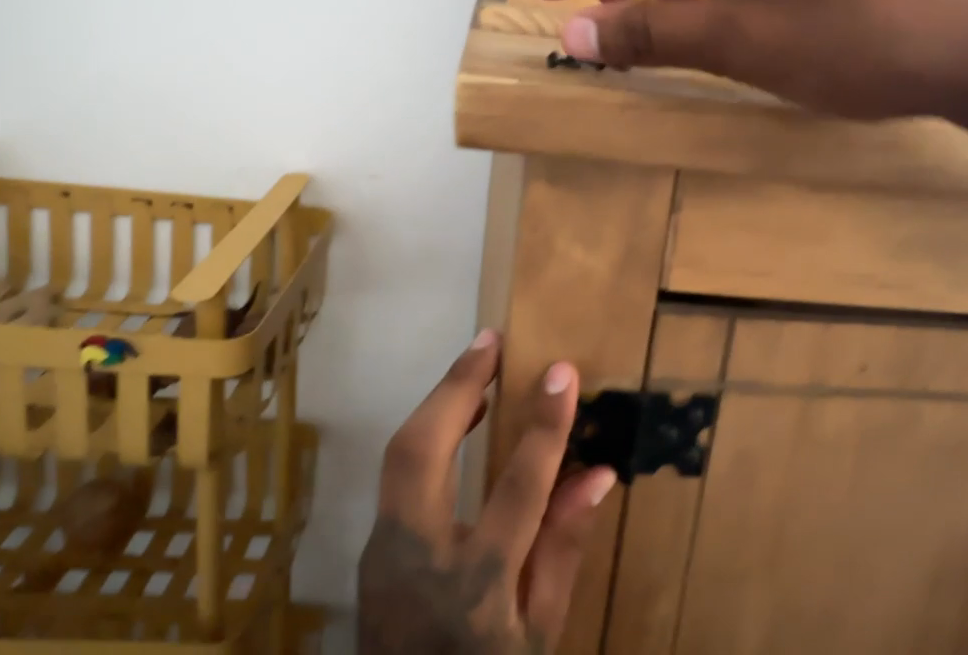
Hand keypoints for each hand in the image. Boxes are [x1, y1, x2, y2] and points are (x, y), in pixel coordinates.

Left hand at [358, 330, 616, 653]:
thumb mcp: (540, 631)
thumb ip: (563, 550)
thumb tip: (595, 473)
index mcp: (477, 586)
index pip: (516, 489)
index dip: (543, 427)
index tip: (562, 372)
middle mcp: (417, 558)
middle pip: (422, 450)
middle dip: (456, 386)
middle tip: (492, 342)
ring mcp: (382, 550)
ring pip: (399, 452)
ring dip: (439, 401)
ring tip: (480, 364)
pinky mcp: (372, 545)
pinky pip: (399, 472)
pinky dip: (430, 432)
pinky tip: (461, 418)